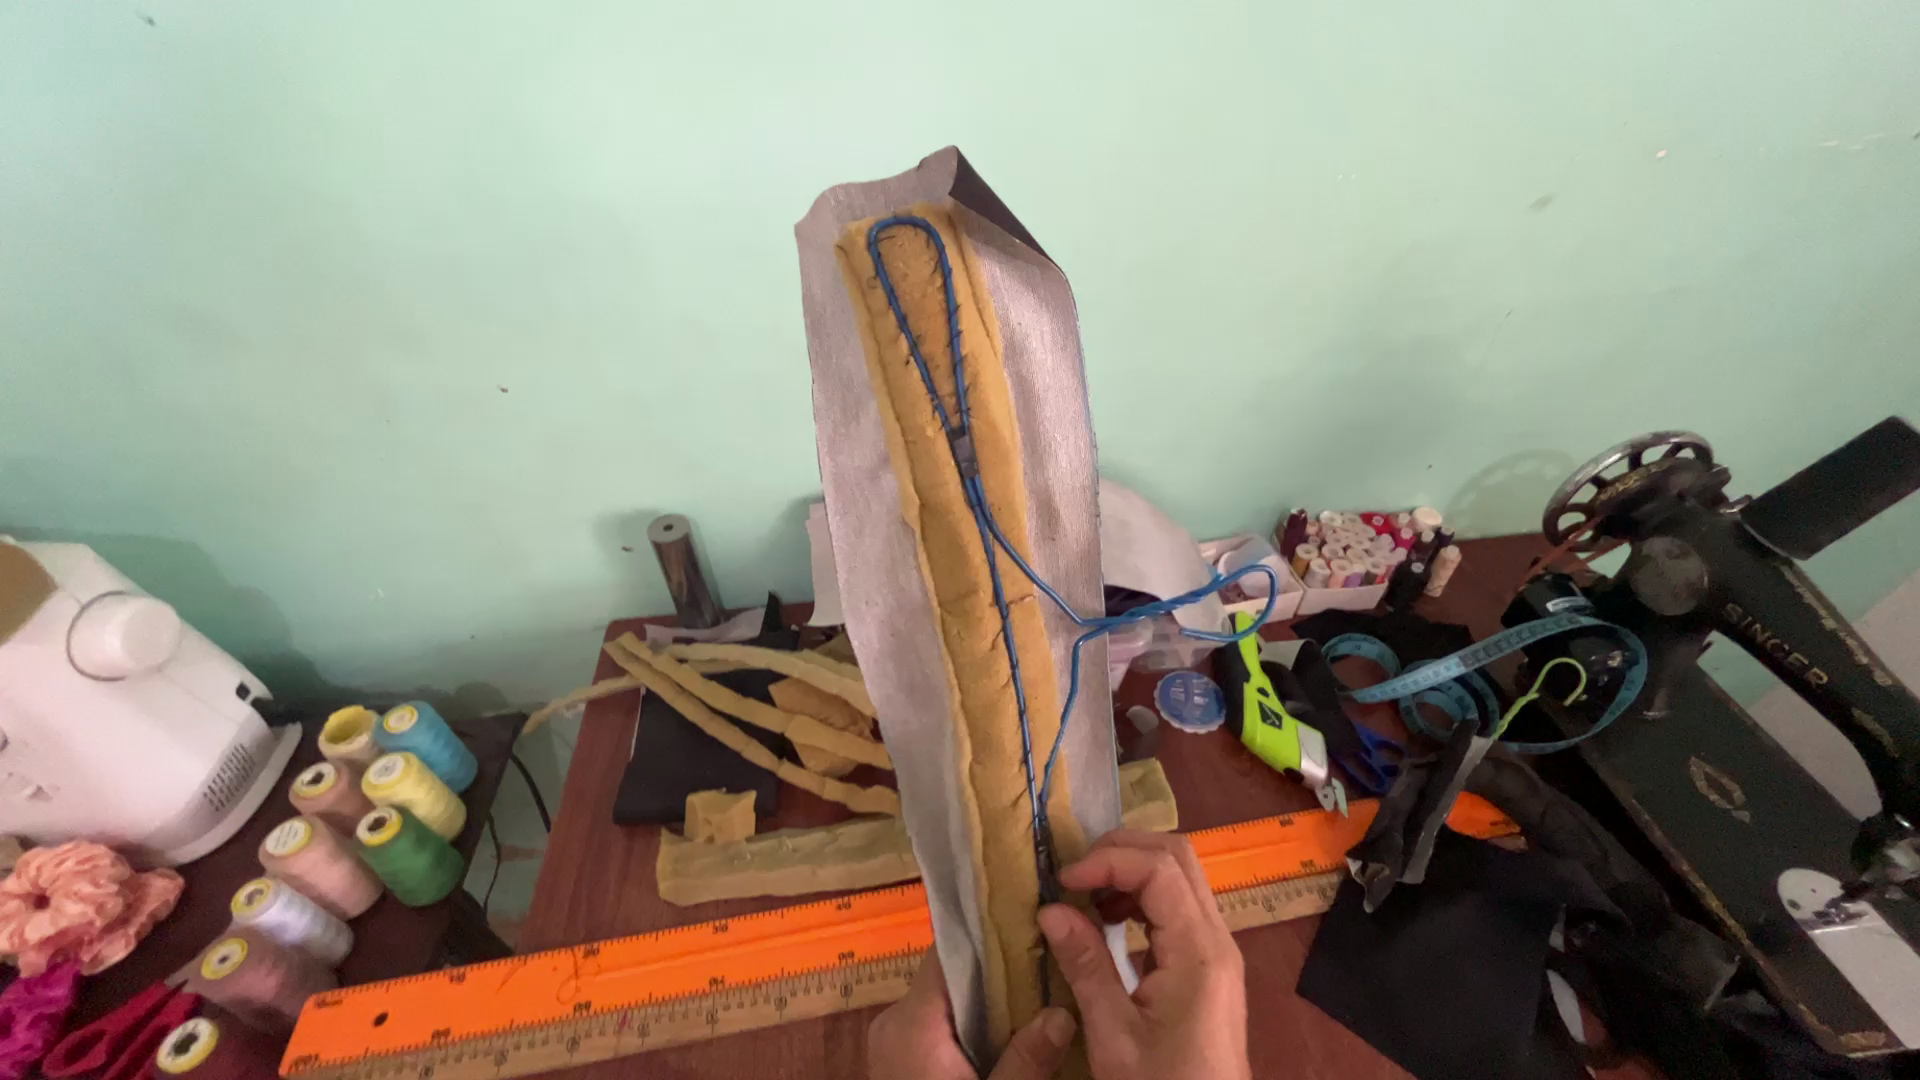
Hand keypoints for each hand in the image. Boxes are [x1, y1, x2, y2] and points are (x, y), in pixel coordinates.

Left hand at [868, 950, 1077, 1079]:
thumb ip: (1026, 1062)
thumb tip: (1065, 1012)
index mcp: (909, 1022)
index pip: (948, 952)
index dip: (989, 934)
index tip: (1032, 921)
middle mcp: (895, 1021)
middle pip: (951, 975)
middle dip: (999, 968)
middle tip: (1048, 956)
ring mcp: (896, 1044)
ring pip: (949, 1001)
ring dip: (989, 998)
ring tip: (1040, 987)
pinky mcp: (903, 1064)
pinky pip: (942, 1026)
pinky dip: (974, 1023)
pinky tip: (1013, 1029)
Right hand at [1038, 830, 1249, 1079]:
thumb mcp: (1115, 1038)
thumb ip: (1086, 967)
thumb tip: (1049, 910)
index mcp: (1199, 952)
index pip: (1158, 868)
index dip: (1107, 861)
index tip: (1064, 882)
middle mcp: (1216, 939)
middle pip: (1176, 856)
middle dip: (1122, 850)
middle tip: (1077, 874)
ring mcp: (1216, 950)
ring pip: (1179, 874)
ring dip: (1131, 869)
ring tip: (1088, 895)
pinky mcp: (1208, 964)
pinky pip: (1178, 902)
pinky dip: (1141, 894)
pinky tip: (1111, 920)